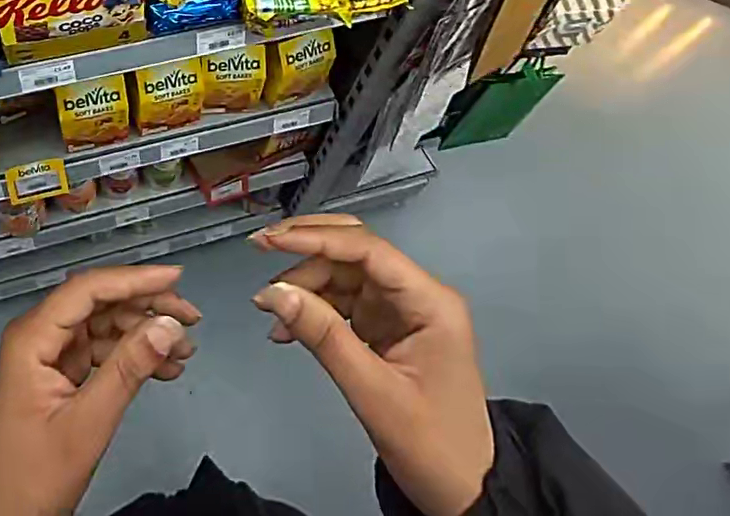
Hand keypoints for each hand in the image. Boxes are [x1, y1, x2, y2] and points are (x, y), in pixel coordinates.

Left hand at [0, 266, 200, 515]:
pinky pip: (104, 347)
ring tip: (184, 349)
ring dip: (145, 331)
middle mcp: (40, 332)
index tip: (173, 278)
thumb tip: (167, 327)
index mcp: (32, 336)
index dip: (132, 279)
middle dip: (146, 305)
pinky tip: (164, 366)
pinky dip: (134, 353)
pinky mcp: (63, 368)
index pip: (88, 289)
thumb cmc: (33, 476)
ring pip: (106, 322)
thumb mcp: (86, 425)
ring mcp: (52, 350)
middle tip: (189, 316)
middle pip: (100, 301)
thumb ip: (128, 370)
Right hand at [251, 214, 493, 515]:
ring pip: (340, 270)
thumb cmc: (436, 449)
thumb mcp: (375, 394)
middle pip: (352, 249)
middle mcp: (414, 293)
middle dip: (305, 246)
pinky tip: (286, 325)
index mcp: (430, 302)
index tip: (272, 241)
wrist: (466, 494)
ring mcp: (397, 307)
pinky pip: (339, 297)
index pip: (366, 249)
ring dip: (302, 282)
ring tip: (270, 306)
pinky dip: (309, 305)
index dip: (315, 238)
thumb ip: (324, 337)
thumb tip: (276, 293)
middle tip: (262, 247)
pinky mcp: (382, 322)